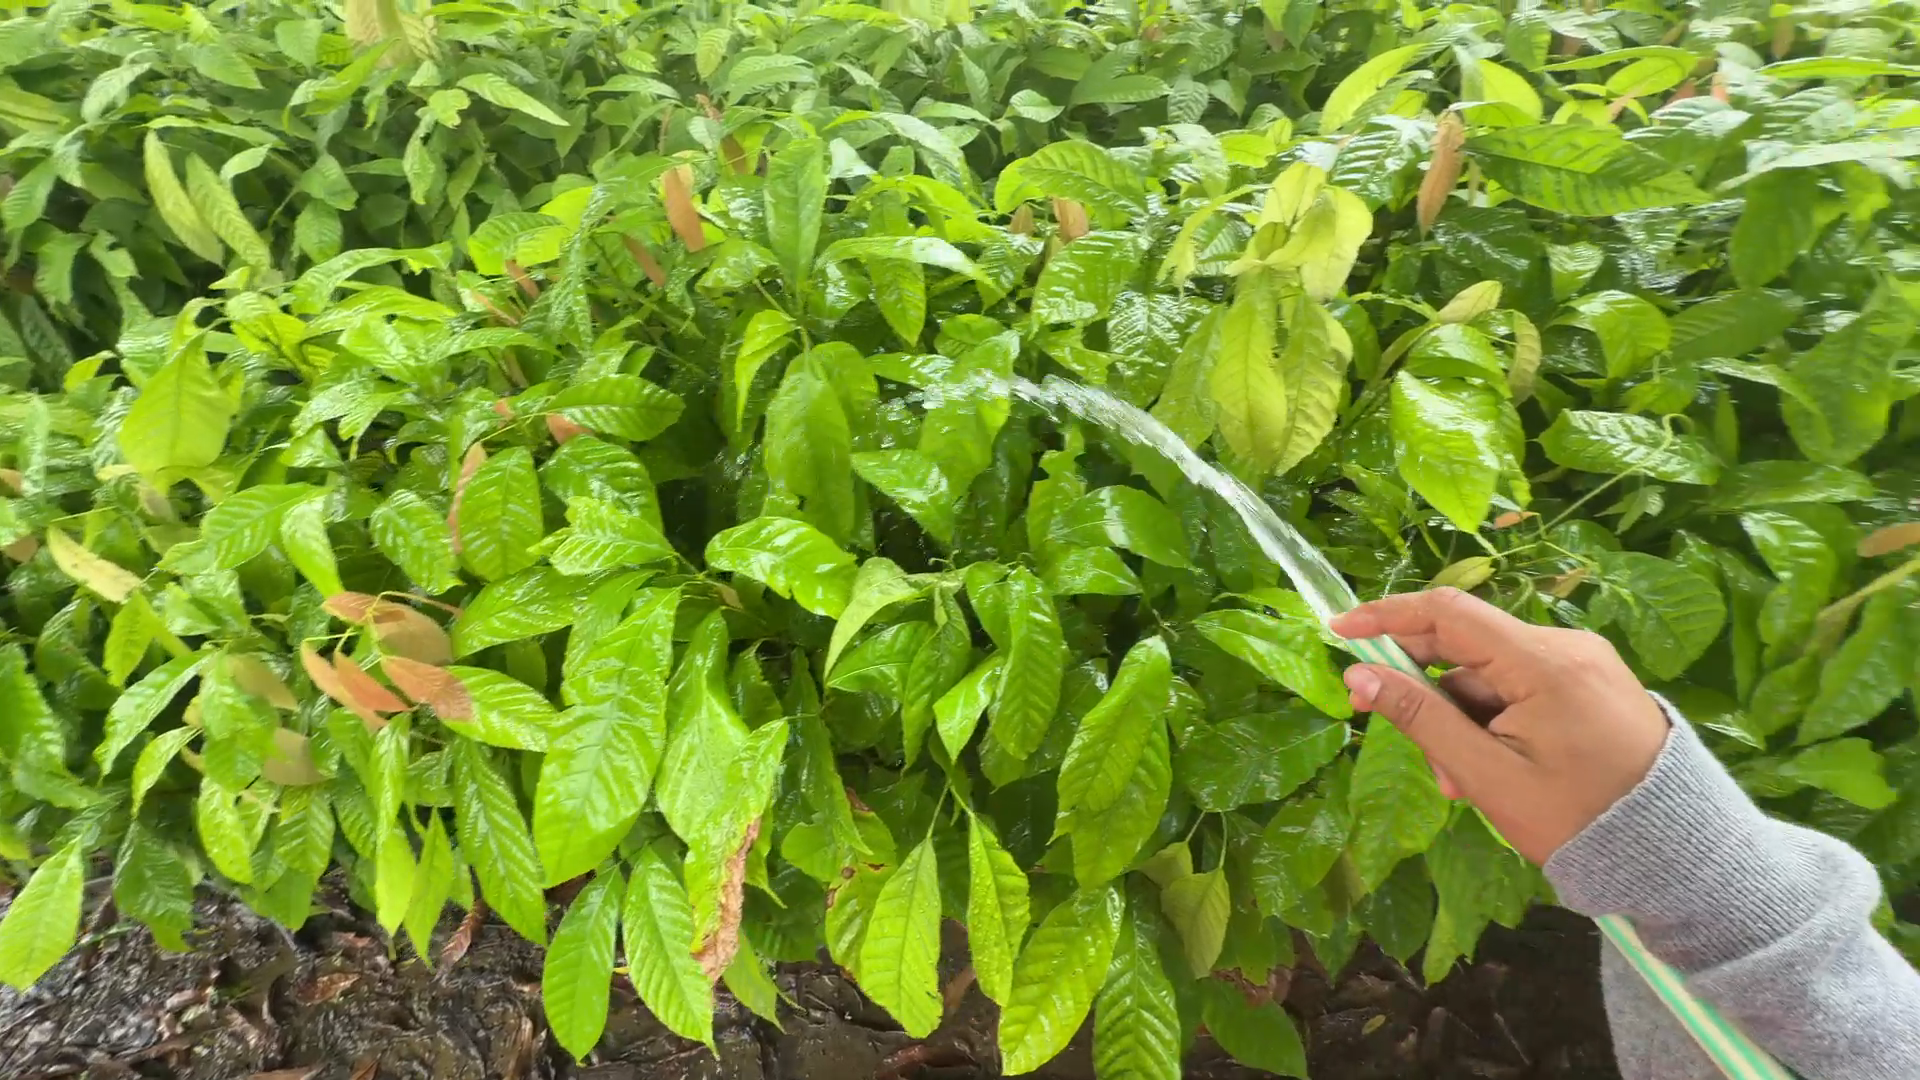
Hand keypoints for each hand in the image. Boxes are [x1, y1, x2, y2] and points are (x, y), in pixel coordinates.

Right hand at [1329, 587, 1669, 865]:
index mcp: (1545, 663)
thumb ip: (1417, 715)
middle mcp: (1565, 648)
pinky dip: (1485, 717)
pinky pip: (1511, 686)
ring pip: (1482, 672)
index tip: (1338, 630)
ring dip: (1454, 714)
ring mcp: (1580, 665)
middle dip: (1419, 684)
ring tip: (1458, 777)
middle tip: (1388, 726)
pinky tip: (1487, 764)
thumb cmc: (1580, 821)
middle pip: (1461, 642)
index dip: (1385, 616)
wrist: (1691, 866)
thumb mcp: (1485, 772)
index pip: (1446, 613)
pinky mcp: (1585, 684)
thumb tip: (1356, 675)